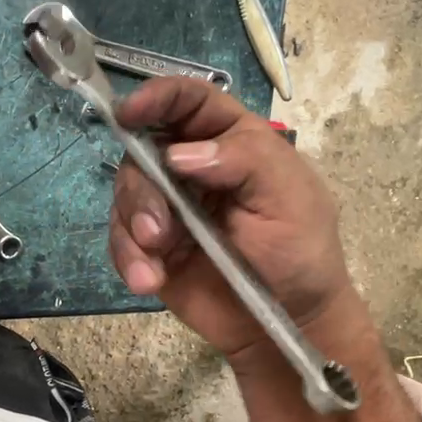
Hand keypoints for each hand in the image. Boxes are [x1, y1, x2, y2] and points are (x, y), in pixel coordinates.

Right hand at [107, 78, 353, 359]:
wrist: (284, 323)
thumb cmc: (300, 254)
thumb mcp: (289, 199)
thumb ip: (244, 163)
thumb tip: (178, 153)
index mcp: (232, 143)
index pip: (190, 103)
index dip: (158, 97)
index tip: (128, 112)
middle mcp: (192, 170)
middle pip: (141, 156)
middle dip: (140, 191)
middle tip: (156, 231)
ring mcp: (168, 211)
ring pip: (124, 200)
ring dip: (132, 230)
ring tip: (155, 264)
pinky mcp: (150, 250)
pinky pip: (120, 243)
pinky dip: (128, 260)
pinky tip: (148, 281)